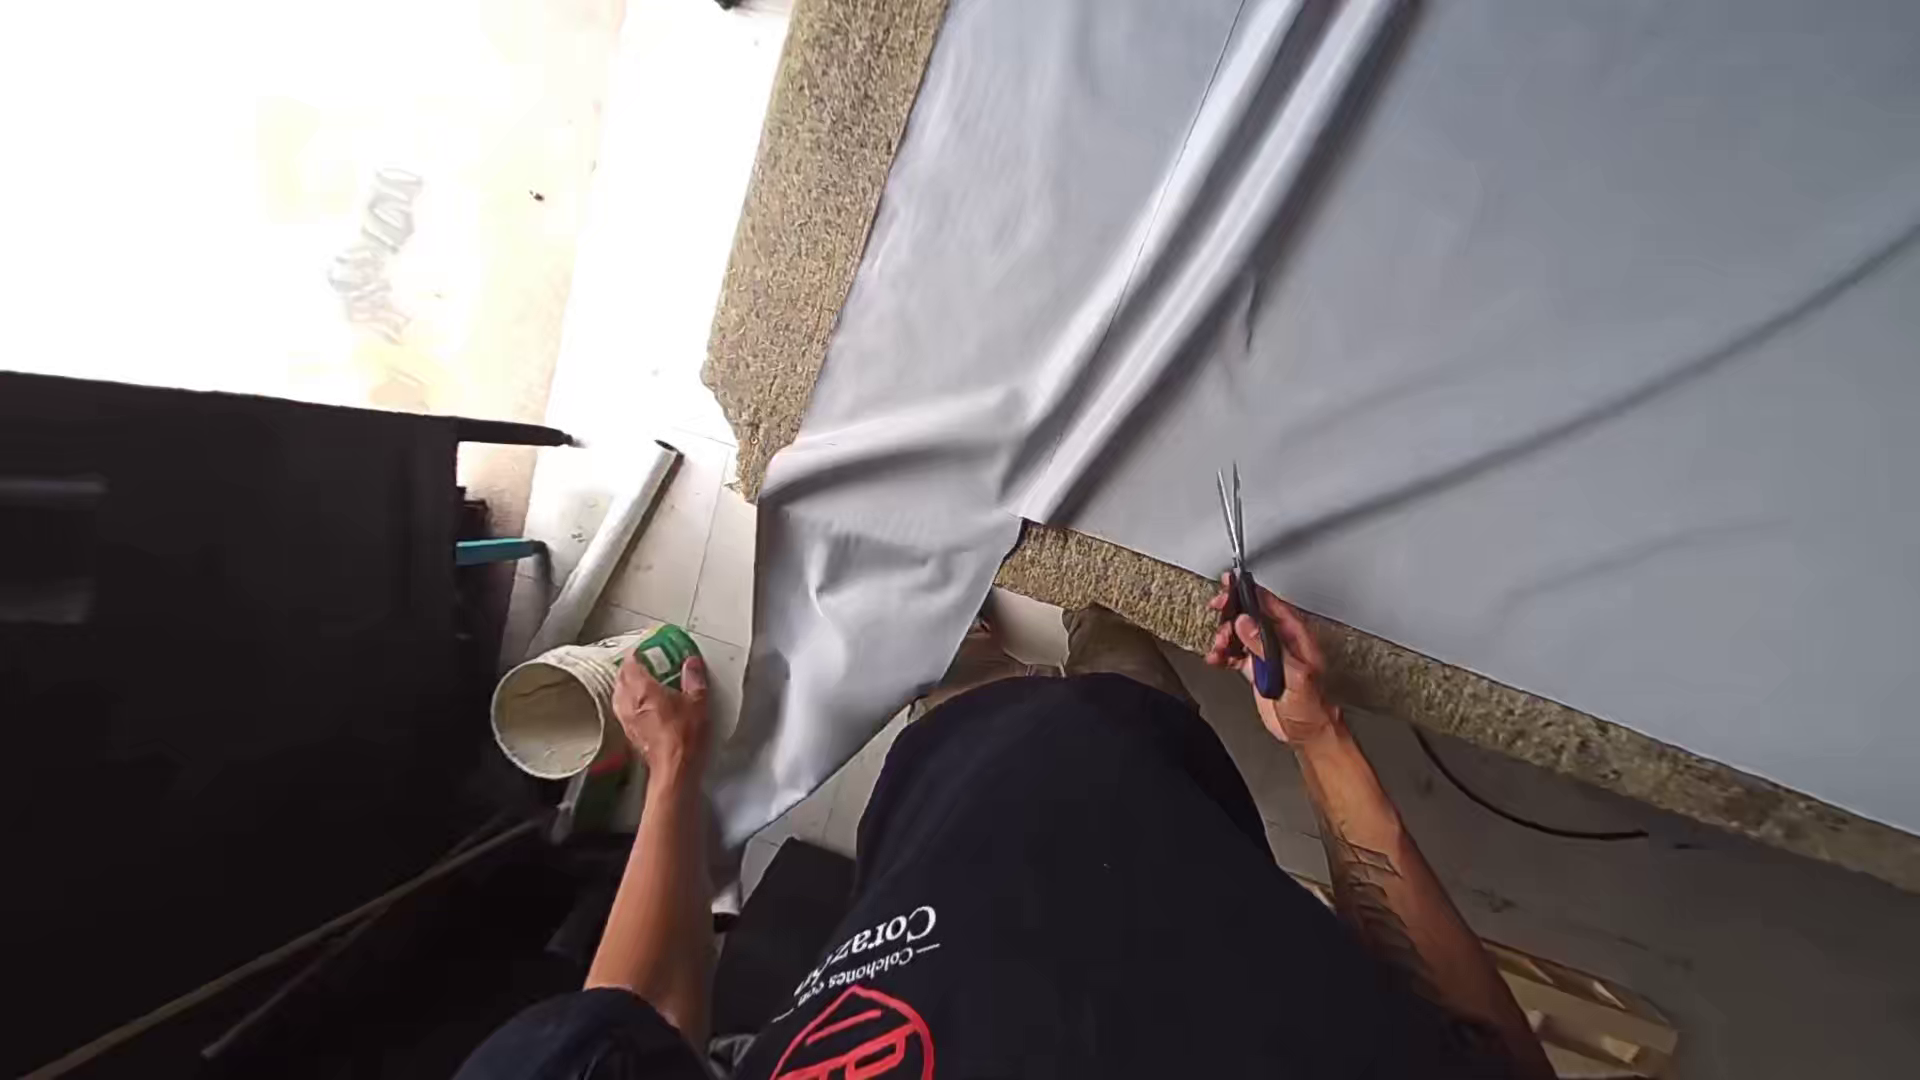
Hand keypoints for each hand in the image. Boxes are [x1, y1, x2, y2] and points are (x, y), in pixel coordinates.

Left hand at [611, 654, 709, 776]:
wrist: (675, 767)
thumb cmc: (685, 736)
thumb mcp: (698, 701)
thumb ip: (694, 679)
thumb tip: (692, 663)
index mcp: (644, 691)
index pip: (631, 665)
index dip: (636, 652)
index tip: (644, 645)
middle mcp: (630, 704)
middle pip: (620, 678)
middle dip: (628, 666)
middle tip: (642, 659)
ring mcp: (627, 719)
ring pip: (618, 693)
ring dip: (625, 682)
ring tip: (638, 677)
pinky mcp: (629, 732)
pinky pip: (621, 707)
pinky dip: (627, 698)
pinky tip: (638, 701)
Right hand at [1205, 575, 1340, 744]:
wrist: (1308, 735)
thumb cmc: (1313, 708)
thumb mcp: (1292, 675)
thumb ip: (1266, 647)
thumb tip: (1246, 623)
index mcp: (1296, 637)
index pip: (1271, 605)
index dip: (1251, 592)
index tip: (1233, 583)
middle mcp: (1280, 643)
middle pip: (1251, 616)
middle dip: (1231, 612)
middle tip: (1218, 609)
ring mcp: (1267, 655)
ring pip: (1239, 634)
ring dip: (1224, 636)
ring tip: (1219, 646)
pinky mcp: (1255, 669)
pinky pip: (1233, 654)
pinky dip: (1222, 654)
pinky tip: (1217, 658)